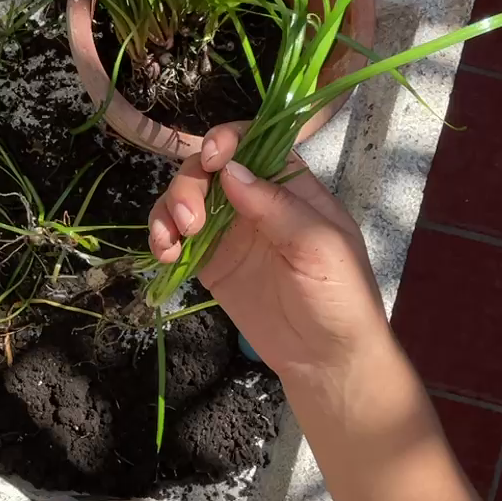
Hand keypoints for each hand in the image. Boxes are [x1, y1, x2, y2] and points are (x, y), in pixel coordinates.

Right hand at [147, 123, 387, 380]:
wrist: (324, 361)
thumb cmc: (339, 298)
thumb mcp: (319, 247)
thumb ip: (275, 206)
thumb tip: (230, 169)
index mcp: (289, 187)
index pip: (253, 142)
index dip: (226, 139)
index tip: (212, 158)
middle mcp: (254, 200)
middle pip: (208, 168)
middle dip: (190, 184)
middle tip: (190, 221)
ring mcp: (227, 230)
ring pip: (185, 197)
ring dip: (169, 208)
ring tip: (173, 241)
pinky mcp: (207, 261)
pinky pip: (175, 235)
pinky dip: (162, 236)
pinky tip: (165, 255)